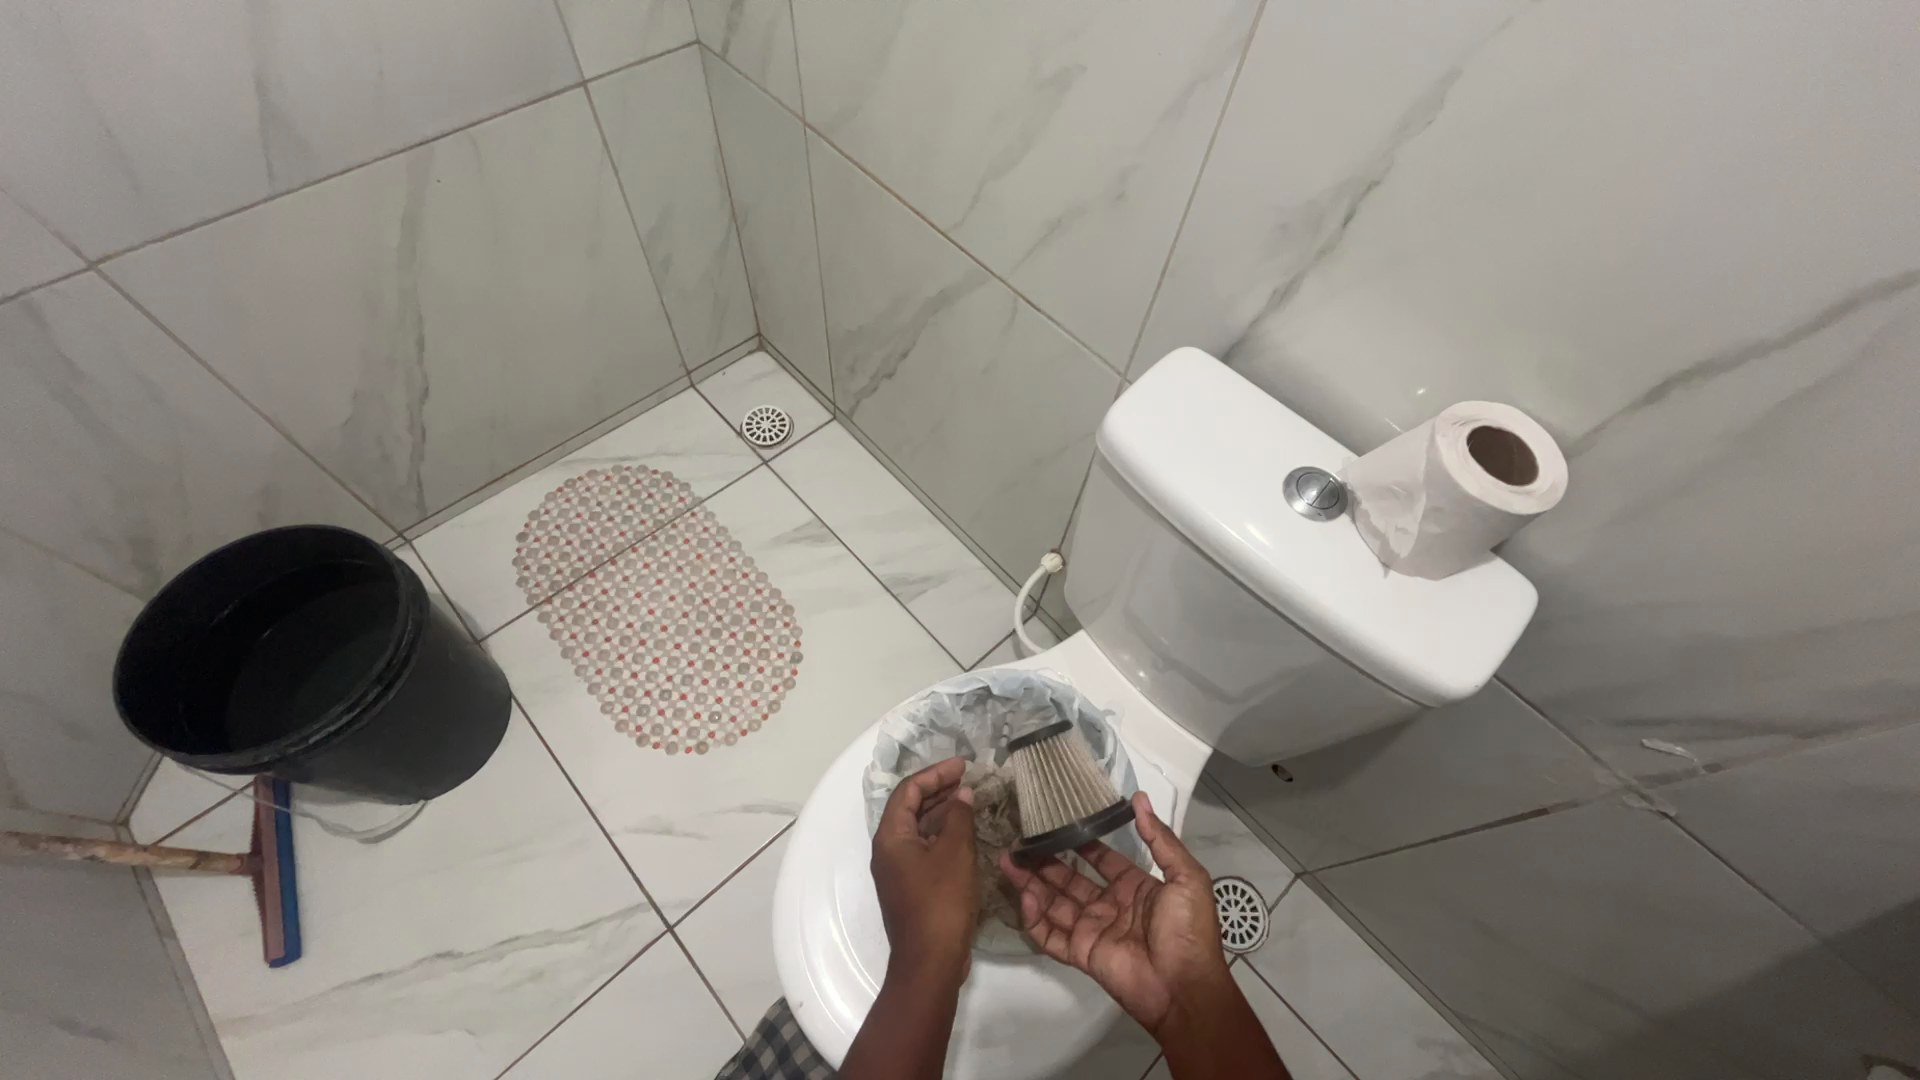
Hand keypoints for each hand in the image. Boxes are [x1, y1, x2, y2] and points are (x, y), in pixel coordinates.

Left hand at [870, 757, 979, 984]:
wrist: (929, 962)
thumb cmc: (940, 901)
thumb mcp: (955, 852)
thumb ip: (959, 816)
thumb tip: (962, 793)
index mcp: (890, 836)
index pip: (909, 790)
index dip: (936, 773)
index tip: (963, 764)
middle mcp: (887, 850)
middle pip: (911, 807)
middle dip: (938, 789)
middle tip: (967, 777)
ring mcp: (897, 870)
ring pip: (918, 828)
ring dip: (942, 811)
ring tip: (970, 799)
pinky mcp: (910, 887)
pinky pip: (924, 848)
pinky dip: (943, 834)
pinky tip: (965, 832)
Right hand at [999, 792, 1227, 1034]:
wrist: (1185, 989)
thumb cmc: (1188, 930)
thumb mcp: (1186, 877)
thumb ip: (1160, 838)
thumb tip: (1139, 798)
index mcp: (1135, 887)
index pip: (1101, 859)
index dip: (1080, 843)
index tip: (1056, 824)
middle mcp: (1110, 906)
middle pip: (1070, 879)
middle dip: (1045, 862)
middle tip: (1020, 844)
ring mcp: (1094, 930)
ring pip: (1055, 904)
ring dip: (1031, 884)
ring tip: (1009, 863)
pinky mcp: (1082, 954)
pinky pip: (1052, 935)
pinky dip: (1035, 918)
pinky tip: (1025, 896)